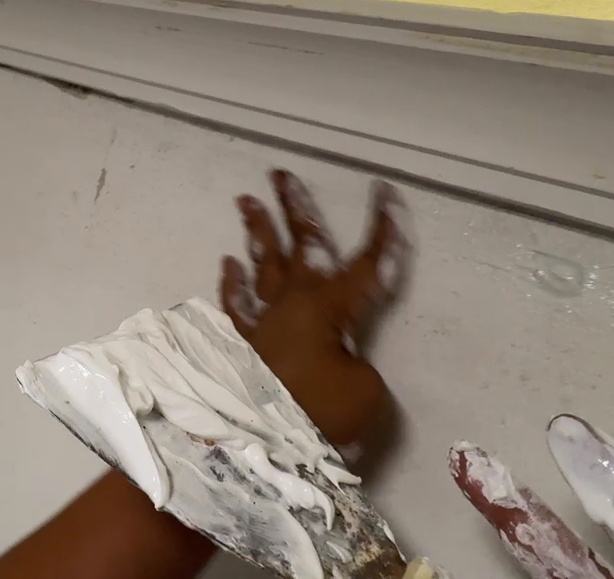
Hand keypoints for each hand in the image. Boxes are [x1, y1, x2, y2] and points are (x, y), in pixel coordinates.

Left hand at [219, 169, 402, 450]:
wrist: (253, 439)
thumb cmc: (316, 414)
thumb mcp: (368, 395)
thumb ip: (360, 364)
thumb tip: (334, 357)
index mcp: (331, 307)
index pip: (370, 263)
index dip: (383, 229)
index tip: (384, 191)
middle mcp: (293, 300)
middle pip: (299, 243)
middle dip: (295, 206)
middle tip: (281, 173)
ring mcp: (261, 316)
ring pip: (261, 261)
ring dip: (257, 230)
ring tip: (247, 200)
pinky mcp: (236, 337)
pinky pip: (234, 301)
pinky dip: (232, 281)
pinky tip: (228, 262)